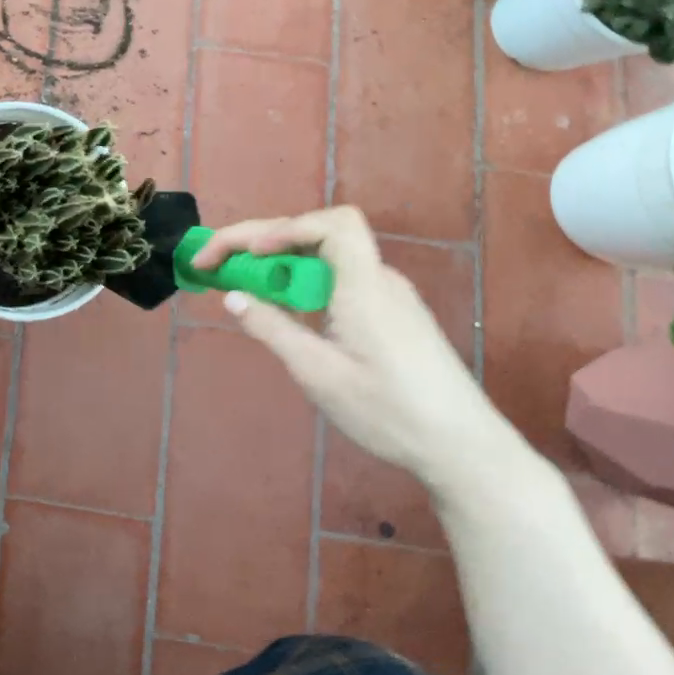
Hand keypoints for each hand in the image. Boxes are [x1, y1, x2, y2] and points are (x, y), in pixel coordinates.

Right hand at [192, 207, 507, 489]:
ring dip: (276, 262)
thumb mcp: (318, 373)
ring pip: (325, 258)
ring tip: (234, 282)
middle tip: (210, 264)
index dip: (284, 227)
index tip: (247, 255)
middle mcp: (379, 281)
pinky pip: (337, 280)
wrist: (463, 449)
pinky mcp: (391, 317)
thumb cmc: (388, 412)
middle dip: (258, 241)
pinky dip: (298, 281)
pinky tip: (279, 307)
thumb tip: (233, 296)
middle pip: (318, 235)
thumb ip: (272, 329)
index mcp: (365, 288)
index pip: (333, 224)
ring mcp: (388, 298)